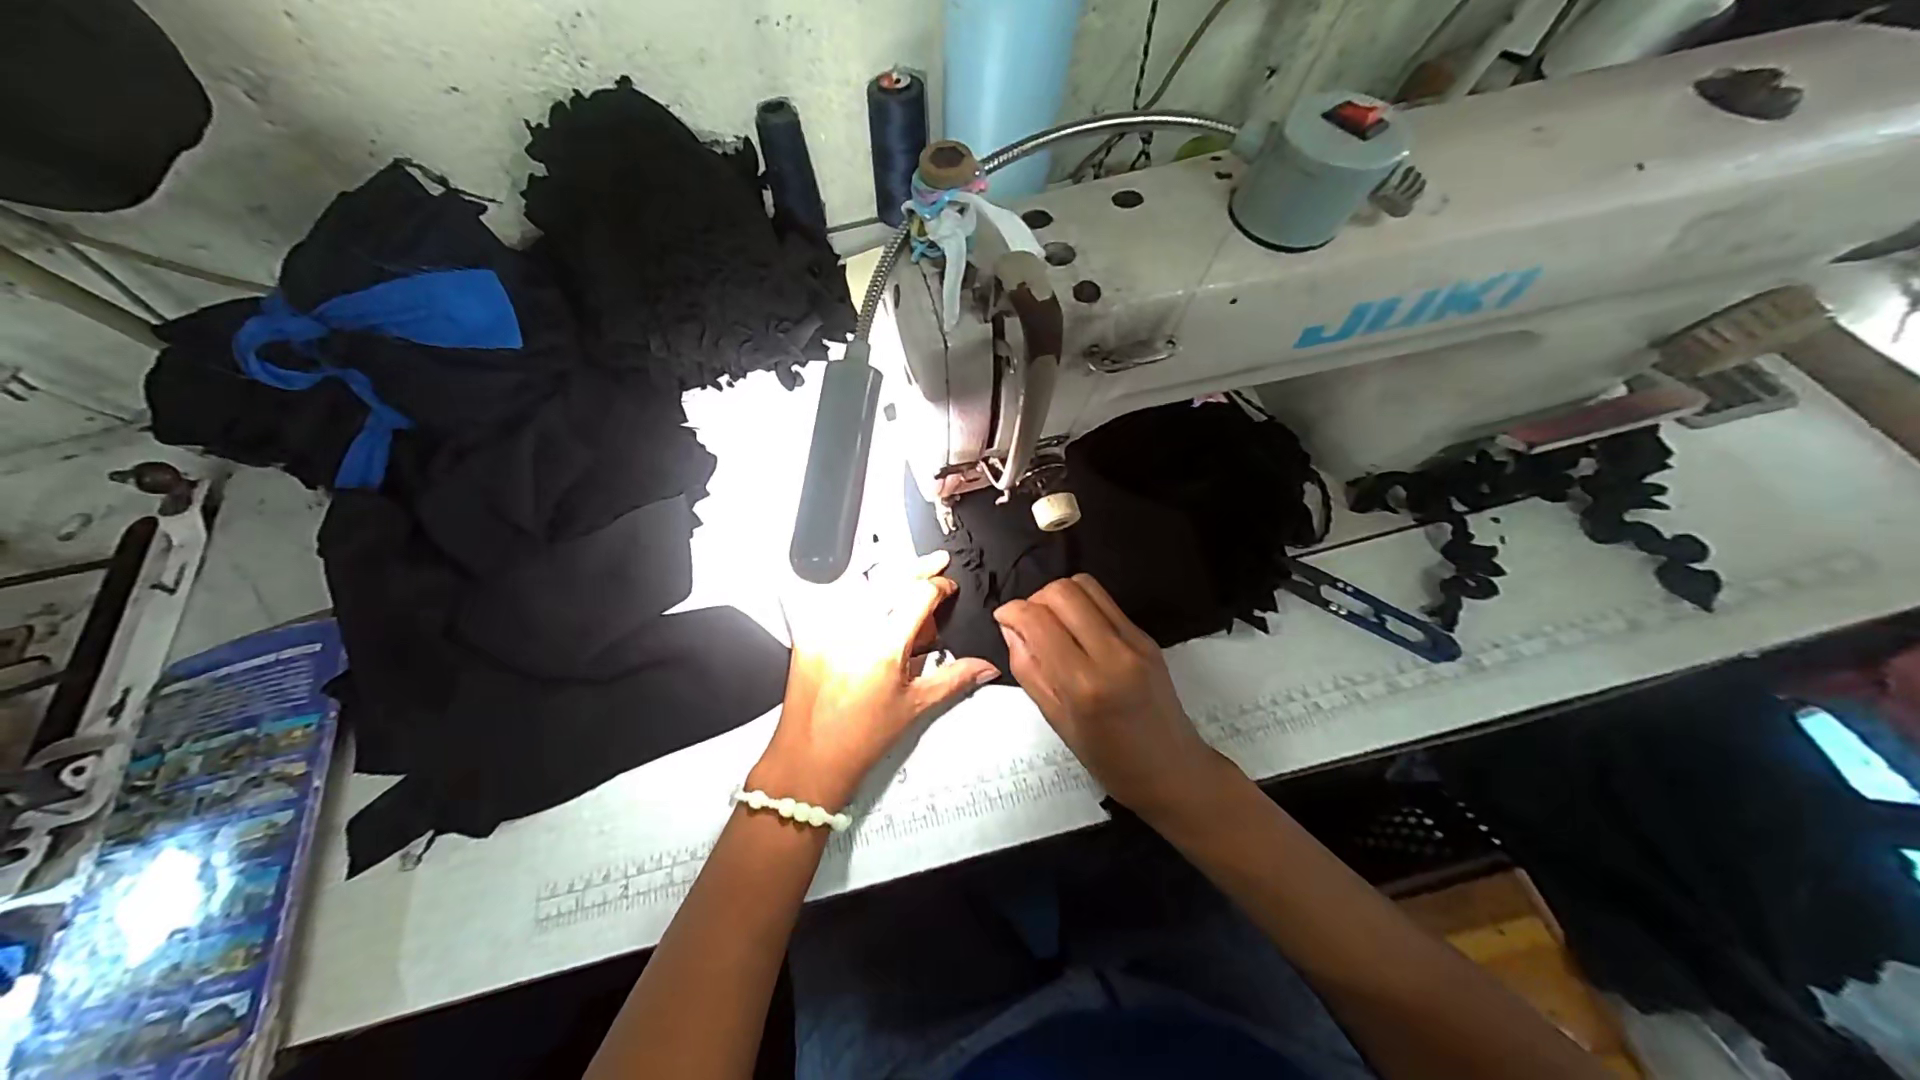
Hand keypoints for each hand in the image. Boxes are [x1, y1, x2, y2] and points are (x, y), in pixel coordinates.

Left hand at [751, 551, 998, 809]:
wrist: (811, 758)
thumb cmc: (856, 741)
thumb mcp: (915, 707)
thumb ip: (954, 679)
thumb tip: (983, 667)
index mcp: (884, 646)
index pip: (919, 595)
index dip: (940, 586)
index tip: (947, 588)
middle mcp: (852, 630)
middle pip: (891, 578)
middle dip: (918, 567)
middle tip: (935, 564)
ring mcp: (826, 628)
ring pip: (861, 582)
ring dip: (887, 574)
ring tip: (904, 578)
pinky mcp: (807, 632)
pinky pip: (833, 597)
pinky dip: (854, 591)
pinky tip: (867, 596)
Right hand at [994, 574, 1232, 820]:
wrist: (1172, 769)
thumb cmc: (1109, 759)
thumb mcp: (1057, 721)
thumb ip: (1029, 670)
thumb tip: (1010, 629)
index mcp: (1084, 685)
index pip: (1039, 622)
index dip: (1012, 612)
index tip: (1003, 619)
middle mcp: (1112, 654)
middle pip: (1063, 591)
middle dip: (1035, 599)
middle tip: (1029, 624)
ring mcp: (1135, 641)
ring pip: (1086, 586)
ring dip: (1059, 597)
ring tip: (1052, 623)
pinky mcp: (1147, 636)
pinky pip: (1105, 602)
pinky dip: (1082, 606)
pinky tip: (1077, 632)